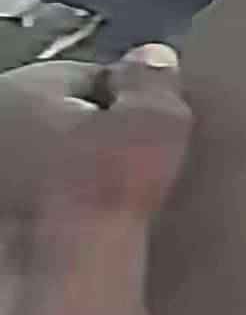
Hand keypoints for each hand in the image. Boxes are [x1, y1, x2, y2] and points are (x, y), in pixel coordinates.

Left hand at [0, 44, 191, 223]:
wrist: (49, 261)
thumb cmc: (108, 181)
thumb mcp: (158, 121)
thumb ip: (154, 81)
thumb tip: (151, 53)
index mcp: (17, 87)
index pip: (85, 73)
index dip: (127, 94)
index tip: (150, 121)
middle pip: (47, 107)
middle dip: (83, 121)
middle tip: (124, 149)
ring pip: (28, 143)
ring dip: (56, 153)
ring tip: (93, 179)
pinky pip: (20, 177)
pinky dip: (37, 183)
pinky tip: (61, 201)